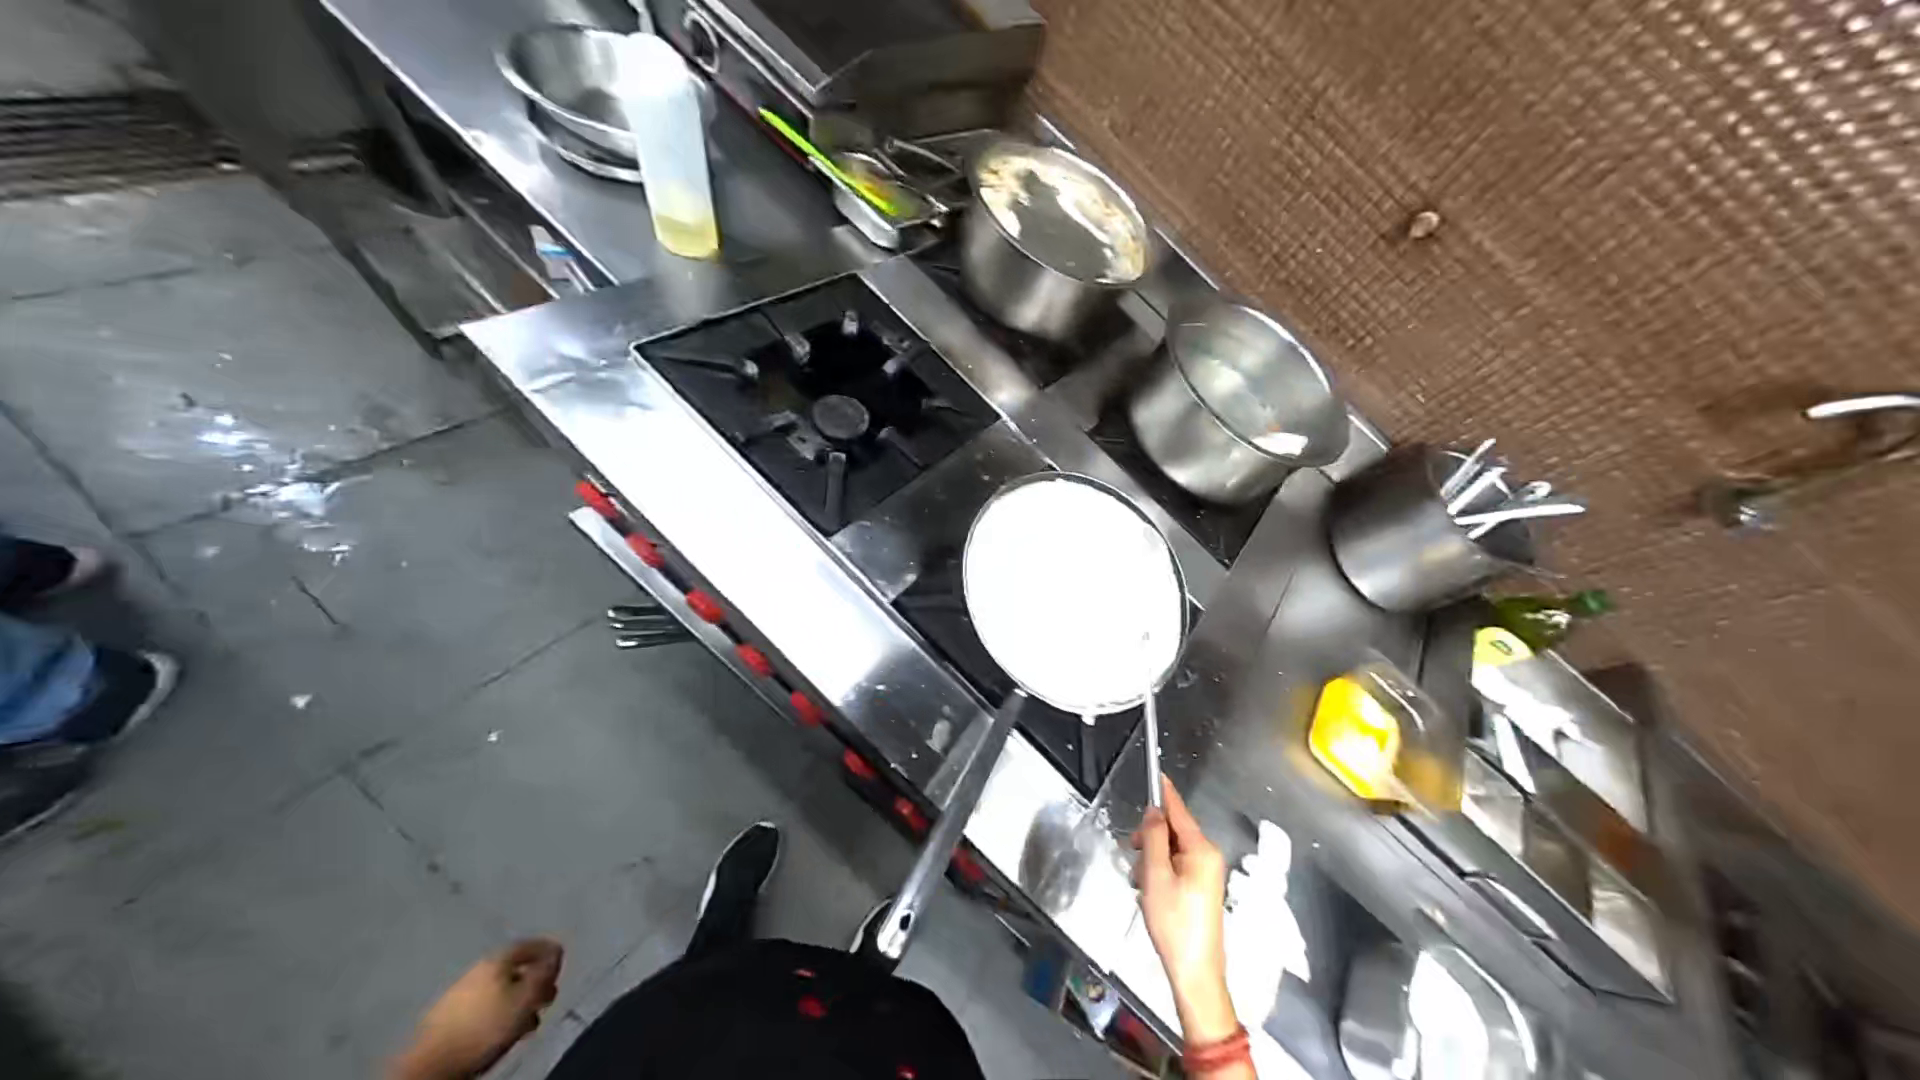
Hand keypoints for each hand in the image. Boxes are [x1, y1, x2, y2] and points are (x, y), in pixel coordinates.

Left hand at [389, 939, 563, 1079]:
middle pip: (516, 968)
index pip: (532, 944)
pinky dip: (498, 1013)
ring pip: (500, 989)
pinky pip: (483, 1006)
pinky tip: (501, 1030)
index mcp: (497, 958)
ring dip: (518, 1001)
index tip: (561, 969)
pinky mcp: (446, 1016)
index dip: (551, 953)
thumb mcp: (527, 996)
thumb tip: (557, 951)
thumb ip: (546, 971)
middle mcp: (477, 968)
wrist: (431, 1065)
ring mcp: (459, 992)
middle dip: (535, 982)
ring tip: (527, 1021)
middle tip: (547, 998)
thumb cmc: (487, 1025)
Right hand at [1133, 779, 1236, 1043]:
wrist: (1195, 972)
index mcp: (1201, 850)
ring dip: (1152, 859)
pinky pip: (1176, 865)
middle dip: (1150, 838)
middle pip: (1173, 830)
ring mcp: (1207, 873)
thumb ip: (1154, 838)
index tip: (1157, 774)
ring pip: (1171, 849)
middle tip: (1134, 858)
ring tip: (1142, 884)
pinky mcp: (1201, 888)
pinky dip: (1159, 872)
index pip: (1179, 811)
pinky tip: (1150, 892)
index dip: (1165, 792)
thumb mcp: (1155, 875)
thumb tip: (1154, 811)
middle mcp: (1208, 857)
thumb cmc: (1174, 923)